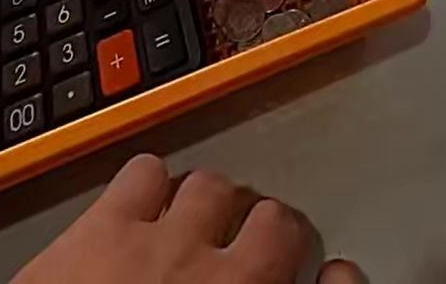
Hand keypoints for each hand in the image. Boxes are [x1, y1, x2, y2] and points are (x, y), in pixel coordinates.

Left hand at [13, 155, 366, 283]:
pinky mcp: (106, 227)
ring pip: (213, 188)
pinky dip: (148, 188)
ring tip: (192, 227)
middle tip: (248, 251)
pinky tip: (139, 212)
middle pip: (278, 224)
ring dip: (209, 207)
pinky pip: (147, 172)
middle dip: (271, 234)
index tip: (333, 277)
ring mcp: (166, 249)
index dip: (339, 283)